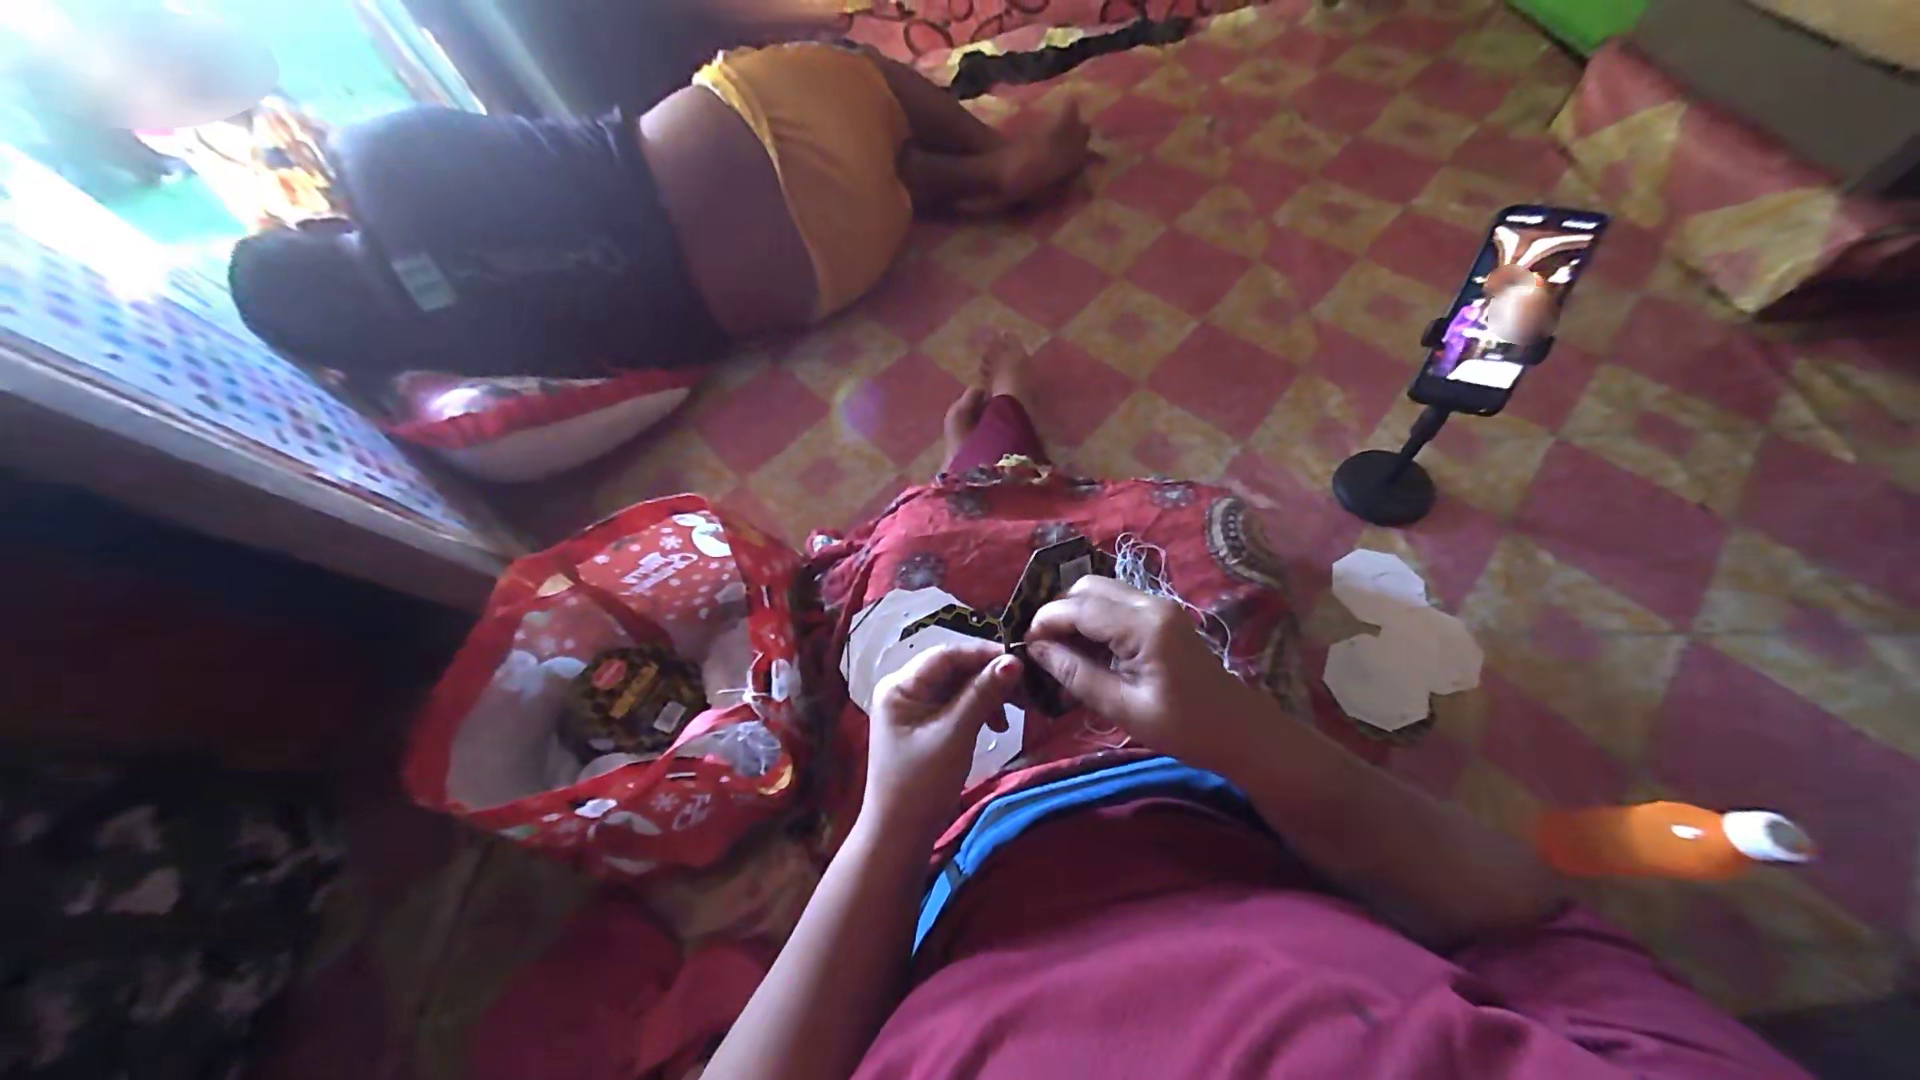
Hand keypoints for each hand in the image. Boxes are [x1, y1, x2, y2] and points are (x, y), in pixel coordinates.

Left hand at [863, 642, 1021, 840]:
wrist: (900, 835)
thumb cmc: (922, 784)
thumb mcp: (956, 734)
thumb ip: (983, 694)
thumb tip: (1014, 661)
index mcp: (900, 686)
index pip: (946, 655)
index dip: (983, 654)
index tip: (1019, 661)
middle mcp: (904, 689)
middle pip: (953, 669)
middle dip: (990, 675)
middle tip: (1026, 687)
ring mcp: (914, 707)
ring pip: (958, 686)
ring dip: (989, 693)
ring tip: (1018, 709)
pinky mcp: (926, 725)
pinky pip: (957, 704)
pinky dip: (980, 710)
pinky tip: (999, 725)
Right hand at [1024, 577, 1272, 776]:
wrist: (1241, 732)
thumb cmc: (1185, 728)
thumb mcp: (1122, 707)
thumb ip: (1075, 674)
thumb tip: (1035, 649)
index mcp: (1144, 626)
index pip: (1078, 607)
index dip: (1045, 621)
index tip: (1025, 646)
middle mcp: (1151, 603)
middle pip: (1087, 587)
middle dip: (1058, 612)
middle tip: (1045, 649)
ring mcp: (1159, 605)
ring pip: (1100, 590)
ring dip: (1075, 613)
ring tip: (1064, 651)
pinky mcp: (1162, 614)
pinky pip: (1115, 602)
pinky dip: (1094, 617)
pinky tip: (1090, 649)